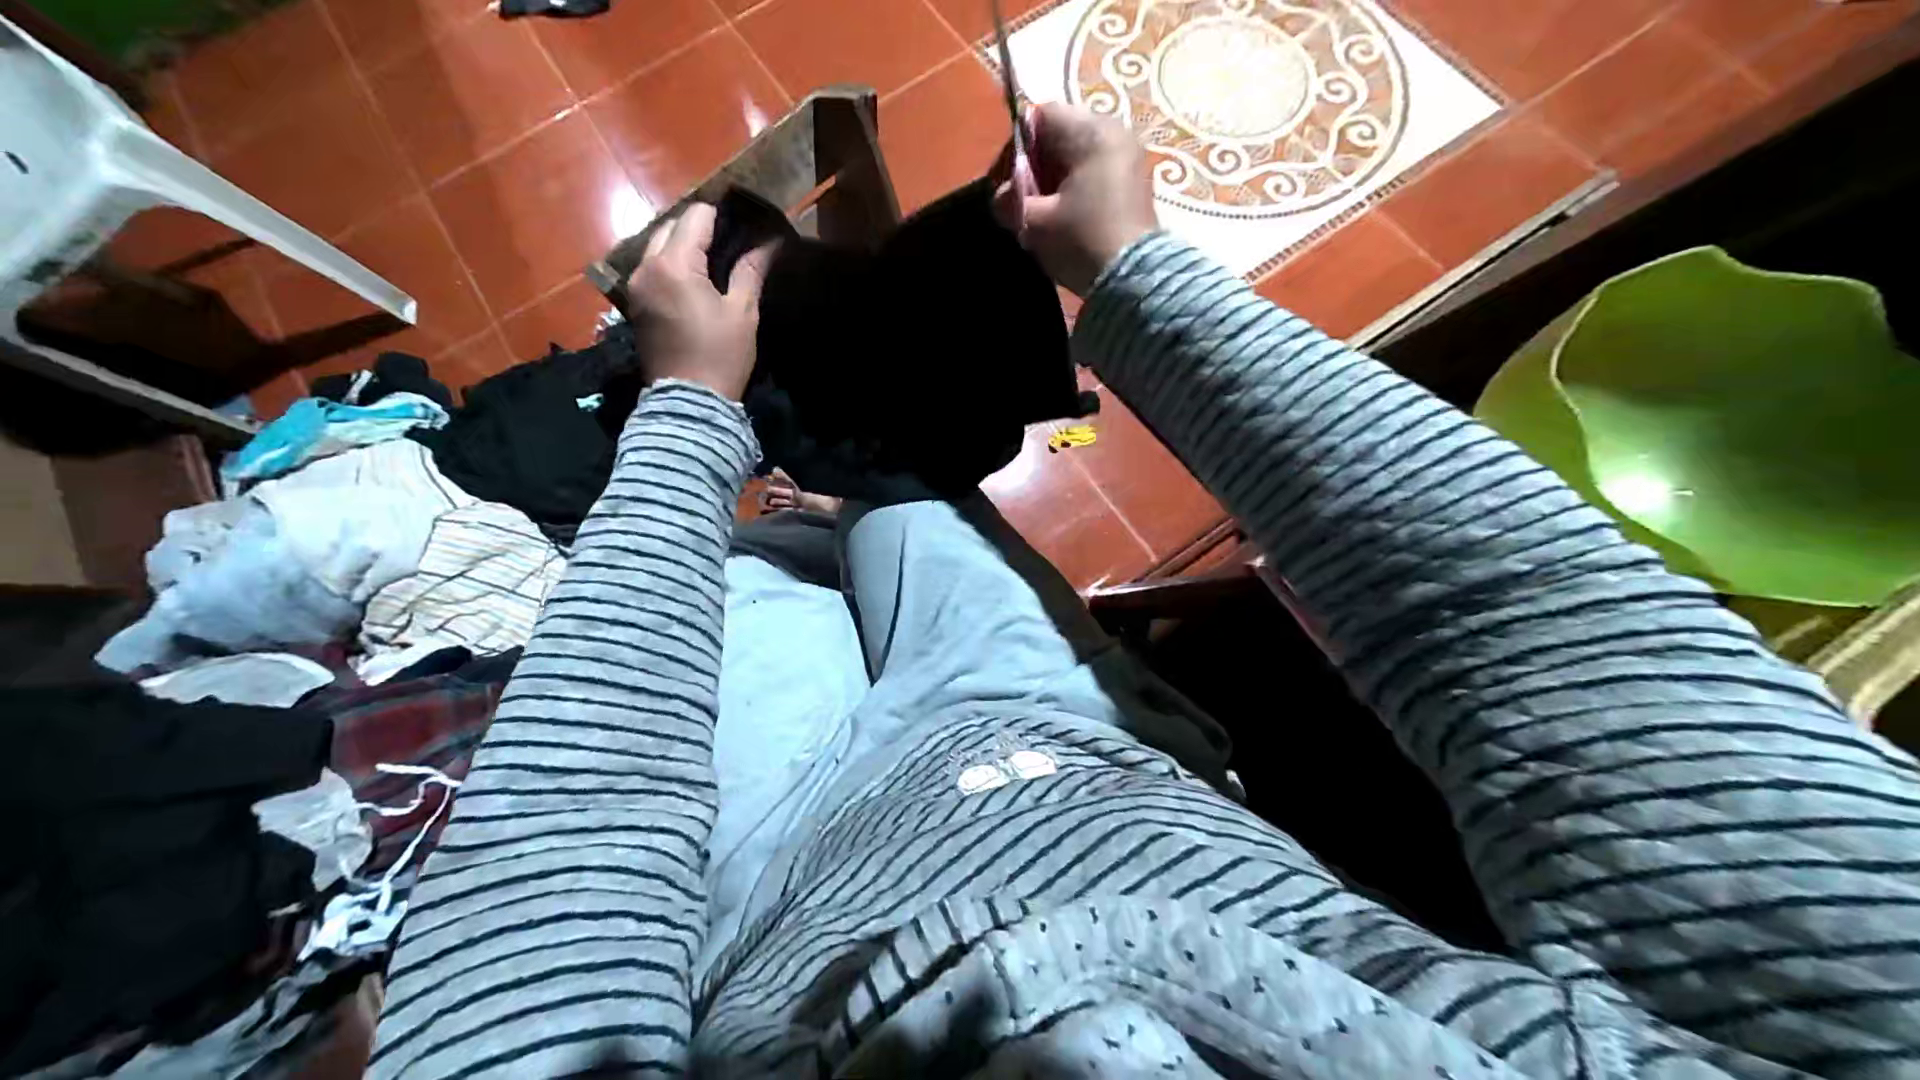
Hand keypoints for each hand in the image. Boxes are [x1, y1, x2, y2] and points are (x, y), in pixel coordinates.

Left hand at [626, 202, 775, 400]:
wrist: (689, 402)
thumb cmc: (721, 356)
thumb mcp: (742, 312)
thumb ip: (750, 271)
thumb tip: (769, 243)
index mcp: (673, 265)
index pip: (696, 217)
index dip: (722, 216)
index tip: (744, 226)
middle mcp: (646, 266)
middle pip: (671, 226)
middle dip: (699, 229)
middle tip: (730, 244)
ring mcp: (636, 285)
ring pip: (658, 246)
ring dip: (683, 246)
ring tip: (713, 262)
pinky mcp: (635, 303)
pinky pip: (652, 268)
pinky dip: (671, 265)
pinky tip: (694, 281)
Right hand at [992, 103, 1157, 297]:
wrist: (1134, 281)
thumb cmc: (1082, 241)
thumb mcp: (1035, 222)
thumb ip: (1010, 201)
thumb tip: (1002, 197)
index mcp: (1091, 131)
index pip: (1041, 116)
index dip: (1017, 146)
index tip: (1009, 181)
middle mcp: (1115, 133)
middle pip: (1062, 135)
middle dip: (1037, 166)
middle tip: (1024, 201)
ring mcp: (1129, 159)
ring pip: (1077, 158)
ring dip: (1056, 181)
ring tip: (1045, 214)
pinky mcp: (1134, 186)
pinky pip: (1094, 175)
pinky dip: (1076, 191)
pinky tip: (1067, 219)